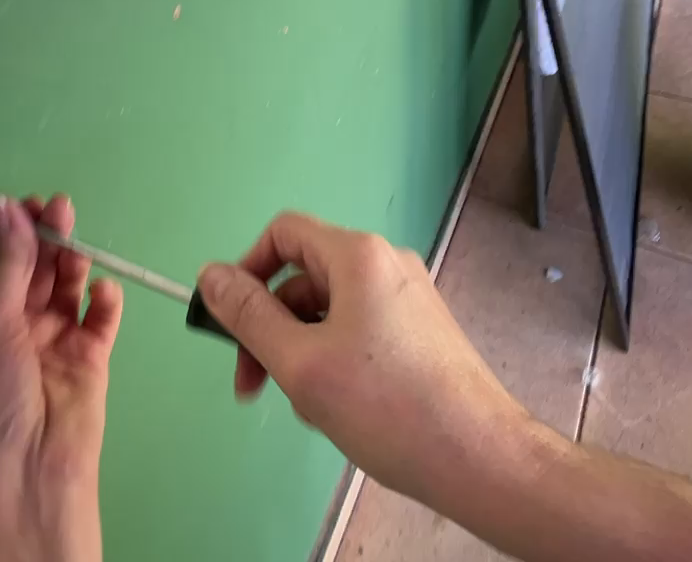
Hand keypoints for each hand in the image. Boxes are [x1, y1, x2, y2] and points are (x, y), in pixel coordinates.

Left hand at [0, 194, 122, 561]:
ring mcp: (54, 343)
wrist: (26, 478)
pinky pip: (99, 319)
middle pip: (36, 271)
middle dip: (48, 239)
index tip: (28, 203)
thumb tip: (0, 202)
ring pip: (68, 288)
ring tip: (80, 241)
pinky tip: (102, 291)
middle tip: (60, 208)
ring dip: (74, 261)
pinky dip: (104, 301)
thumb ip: (7, 260)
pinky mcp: (90, 358)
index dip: (14, 233)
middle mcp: (15, 330)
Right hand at [194, 212, 530, 510]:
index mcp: (357, 254)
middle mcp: (385, 262)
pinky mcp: (420, 328)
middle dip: (271, 327)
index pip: (284, 232)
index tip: (229, 322)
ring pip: (329, 309)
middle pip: (305, 276)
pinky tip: (340, 408)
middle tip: (252, 385)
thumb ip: (248, 316)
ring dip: (302, 351)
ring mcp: (407, 295)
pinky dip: (335, 359)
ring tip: (309, 408)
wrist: (482, 458)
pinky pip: (359, 328)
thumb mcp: (301, 363)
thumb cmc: (386, 405)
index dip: (247, 269)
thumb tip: (209, 274)